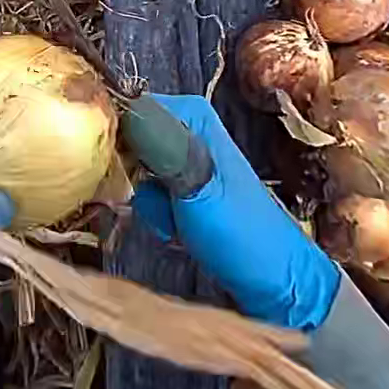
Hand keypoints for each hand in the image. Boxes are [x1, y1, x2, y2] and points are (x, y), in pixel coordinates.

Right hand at [128, 94, 339, 331]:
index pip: (127, 107)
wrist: (276, 281)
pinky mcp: (182, 186)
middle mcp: (186, 127)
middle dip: (128, 173)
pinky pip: (146, 191)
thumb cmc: (240, 232)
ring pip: (132, 168)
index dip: (113, 138)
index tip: (113, 171)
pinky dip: (154, 213)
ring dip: (144, 200)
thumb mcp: (198, 186)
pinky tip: (175, 230)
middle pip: (127, 138)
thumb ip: (162, 146)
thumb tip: (123, 110)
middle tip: (149, 203)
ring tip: (171, 223)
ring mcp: (184, 158)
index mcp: (191, 114)